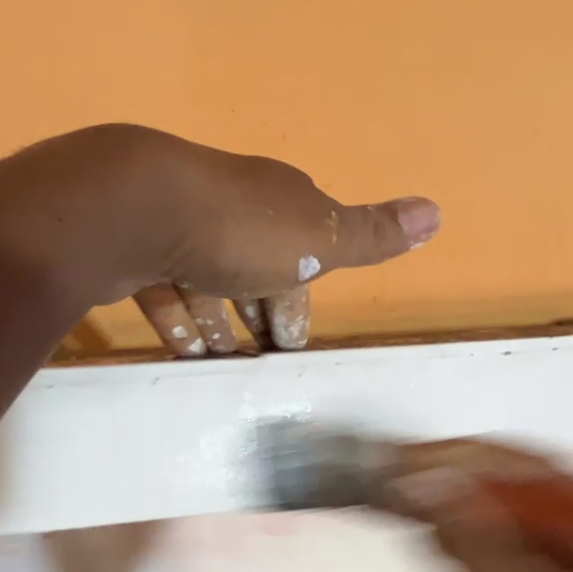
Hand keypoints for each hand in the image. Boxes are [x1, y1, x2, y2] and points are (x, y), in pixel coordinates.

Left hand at [0, 125, 439, 355]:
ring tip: (219, 368)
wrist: (136, 210)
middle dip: (256, 314)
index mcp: (276, 204)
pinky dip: (174, 322)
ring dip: (215, 326)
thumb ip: (370, 233)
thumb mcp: (317, 236)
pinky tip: (181, 353)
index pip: (298, 251)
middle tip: (255, 364)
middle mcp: (228, 210)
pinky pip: (161, 291)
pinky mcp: (134, 249)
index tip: (292, 343)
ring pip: (203, 283)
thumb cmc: (239, 230)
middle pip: (249, 269)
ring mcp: (176, 228)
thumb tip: (438, 211)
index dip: (299, 298)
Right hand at [376, 444, 572, 571]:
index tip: (422, 456)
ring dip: (464, 517)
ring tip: (401, 496)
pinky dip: (474, 553)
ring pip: (524, 534)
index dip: (485, 461)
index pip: (559, 478)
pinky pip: (520, 568)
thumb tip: (427, 474)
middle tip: (401, 474)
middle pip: (540, 503)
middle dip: (467, 487)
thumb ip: (475, 535)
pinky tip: (427, 536)